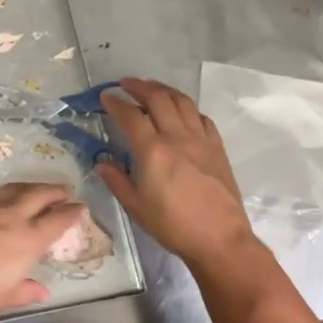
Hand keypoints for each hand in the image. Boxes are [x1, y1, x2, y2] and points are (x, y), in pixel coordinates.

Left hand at [0, 183, 81, 322]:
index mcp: (27, 240)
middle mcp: (10, 216)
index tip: (79, 208)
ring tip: (35, 190)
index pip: (57, 220)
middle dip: (54, 191)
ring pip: (13, 189)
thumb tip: (42, 290)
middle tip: (63, 191)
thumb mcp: (3, 299)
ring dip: (30, 187)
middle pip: (38, 194)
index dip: (71, 212)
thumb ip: (25, 291)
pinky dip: (2, 196)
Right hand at [97, 78, 259, 266]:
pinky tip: (181, 112)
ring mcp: (201, 139)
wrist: (220, 238)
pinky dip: (187, 108)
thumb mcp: (136, 207)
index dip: (116, 103)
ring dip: (164, 90)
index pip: (131, 116)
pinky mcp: (217, 147)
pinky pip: (201, 118)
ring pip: (182, 102)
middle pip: (158, 98)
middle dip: (140, 86)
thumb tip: (102, 163)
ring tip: (152, 88)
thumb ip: (117, 180)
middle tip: (126, 83)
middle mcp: (177, 137)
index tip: (106, 97)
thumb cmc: (173, 225)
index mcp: (153, 150)